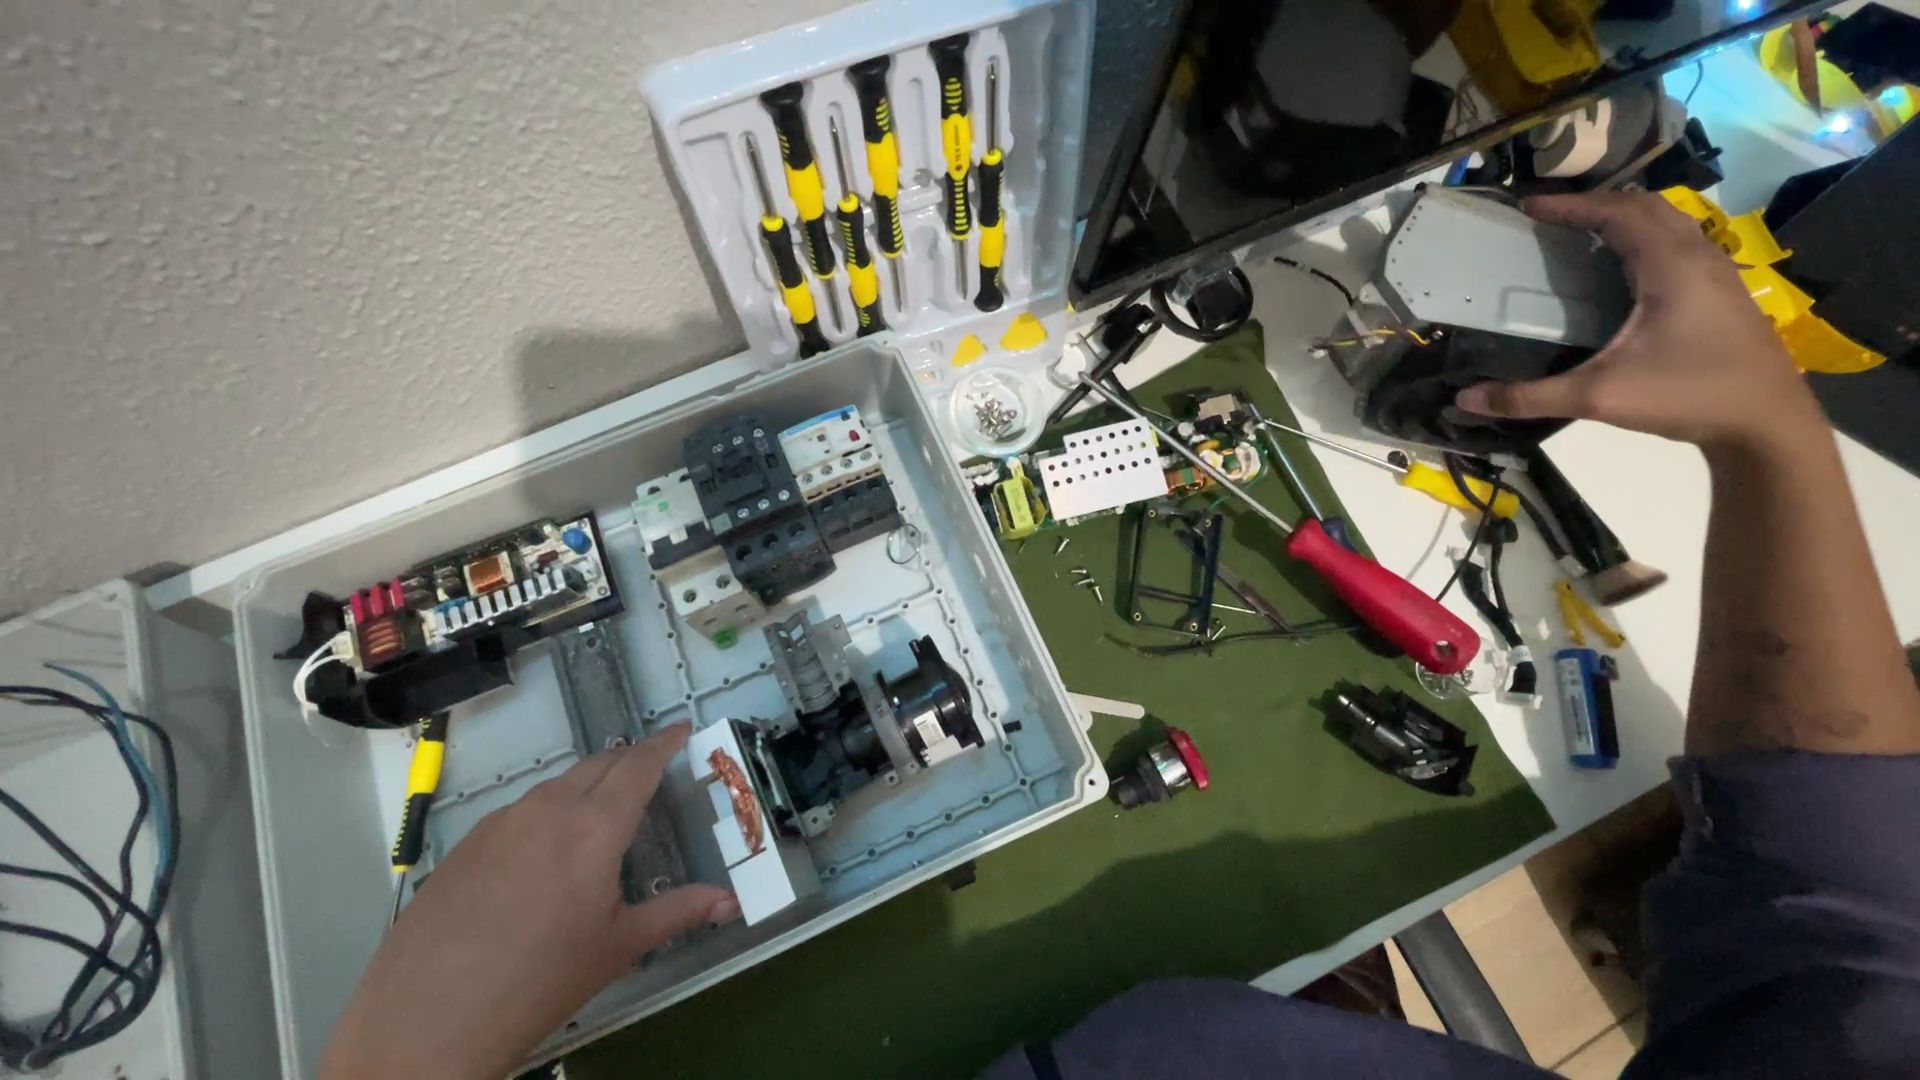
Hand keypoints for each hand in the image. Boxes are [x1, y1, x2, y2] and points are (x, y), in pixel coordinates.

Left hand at [319, 723, 735, 1079]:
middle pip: (599, 763)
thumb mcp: (619, 946)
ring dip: (586, 785)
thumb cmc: (541, 981)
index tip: (681, 728)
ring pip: (556, 785)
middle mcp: (549, 809)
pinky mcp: (466, 844)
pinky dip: (546, 812)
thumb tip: (731, 902)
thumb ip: (679, 912)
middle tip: (651, 770)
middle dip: (630, 760)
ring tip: (599, 812)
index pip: (639, 765)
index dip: (664, 743)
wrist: (424, 1023)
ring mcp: (500, 823)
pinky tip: (542, 853)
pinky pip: (519, 811)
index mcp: (595, 826)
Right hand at [1453, 192, 1825, 449]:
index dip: (1571, 206)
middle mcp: (1697, 257)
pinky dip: (1639, 240)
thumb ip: (1527, 397)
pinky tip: (1615, 270)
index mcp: (1670, 266)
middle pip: (1646, 207)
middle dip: (1595, 204)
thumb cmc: (1685, 395)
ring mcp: (1715, 273)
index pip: (1618, 213)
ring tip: (1578, 235)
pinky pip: (1675, 246)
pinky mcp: (1718, 292)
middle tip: (1549, 218)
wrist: (1764, 421)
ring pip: (1666, 224)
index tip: (1528, 207)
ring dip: (1621, 219)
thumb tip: (1465, 400)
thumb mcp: (1597, 397)